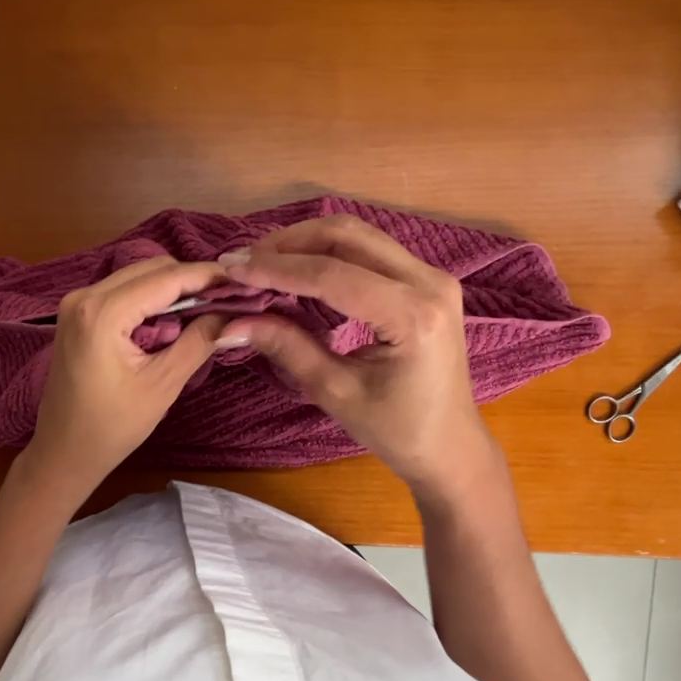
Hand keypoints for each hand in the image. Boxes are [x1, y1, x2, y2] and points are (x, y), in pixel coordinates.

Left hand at [25, 257, 226, 492]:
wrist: (64, 451)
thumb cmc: (111, 427)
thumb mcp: (163, 385)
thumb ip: (198, 341)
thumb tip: (231, 312)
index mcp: (102, 312)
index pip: (166, 278)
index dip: (208, 277)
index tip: (245, 283)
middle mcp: (84, 296)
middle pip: (151, 269)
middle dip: (191, 281)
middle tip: (229, 299)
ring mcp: (77, 302)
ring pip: (137, 277)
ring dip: (172, 289)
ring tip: (208, 309)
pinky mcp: (77, 314)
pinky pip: (123, 292)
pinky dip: (151, 299)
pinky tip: (175, 318)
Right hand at [217, 214, 494, 495]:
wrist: (448, 445)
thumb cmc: (396, 430)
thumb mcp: (334, 391)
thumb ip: (286, 347)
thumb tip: (231, 324)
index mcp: (412, 316)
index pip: (332, 275)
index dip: (277, 269)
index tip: (232, 270)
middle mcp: (429, 282)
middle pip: (347, 236)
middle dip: (288, 243)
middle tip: (242, 262)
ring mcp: (432, 276)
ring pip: (358, 236)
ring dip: (306, 243)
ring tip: (261, 262)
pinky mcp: (425, 280)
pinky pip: (369, 250)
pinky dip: (327, 254)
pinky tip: (296, 270)